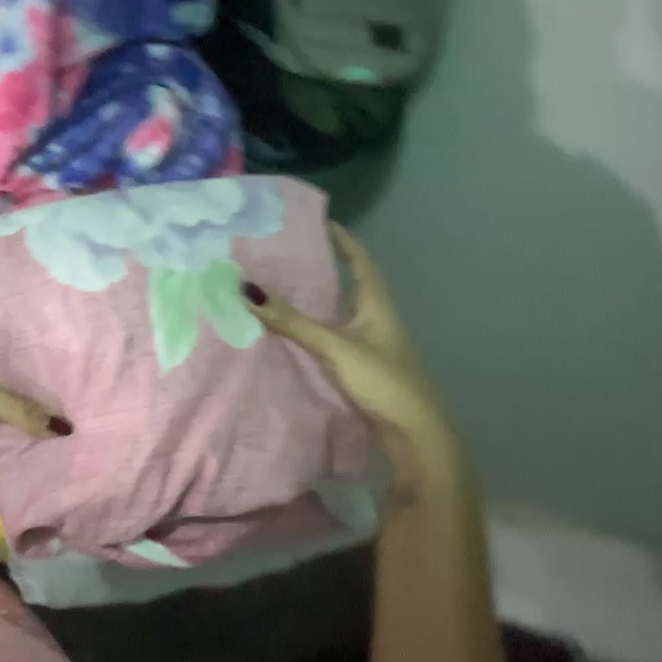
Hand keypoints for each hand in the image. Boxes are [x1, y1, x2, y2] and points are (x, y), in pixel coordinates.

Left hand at [0, 346, 66, 457]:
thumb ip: (19, 409)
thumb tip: (63, 429)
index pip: (17, 345)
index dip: (44, 355)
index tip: (77, 364)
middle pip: (15, 373)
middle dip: (41, 385)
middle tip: (82, 392)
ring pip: (8, 396)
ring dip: (30, 407)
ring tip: (72, 410)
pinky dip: (16, 423)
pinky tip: (43, 428)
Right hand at [246, 225, 462, 477]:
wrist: (417, 441)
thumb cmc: (385, 384)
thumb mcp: (335, 348)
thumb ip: (291, 321)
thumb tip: (244, 289)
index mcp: (377, 306)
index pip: (360, 261)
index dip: (341, 239)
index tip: (316, 220)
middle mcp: (373, 320)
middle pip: (344, 285)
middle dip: (316, 268)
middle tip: (279, 252)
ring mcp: (367, 346)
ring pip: (333, 313)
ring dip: (308, 300)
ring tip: (272, 285)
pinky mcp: (357, 370)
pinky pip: (326, 337)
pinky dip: (306, 328)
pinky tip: (283, 331)